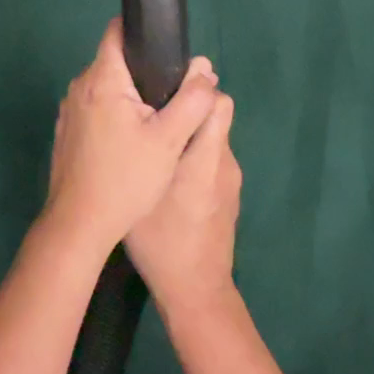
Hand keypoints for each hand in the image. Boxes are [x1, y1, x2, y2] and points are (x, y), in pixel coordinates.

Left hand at [44, 20, 220, 255]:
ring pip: (106, 89)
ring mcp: (68, 110)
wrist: (79, 223)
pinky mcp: (65, 132)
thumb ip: (192, 101)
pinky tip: (130, 144)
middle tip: (174, 97)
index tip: (168, 50)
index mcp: (102, 78)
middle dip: (145, 72)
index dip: (143, 32)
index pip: (118, 31)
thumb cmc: (126, 178)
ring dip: (131, 97)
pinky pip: (94, 110)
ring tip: (156, 124)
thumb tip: (205, 73)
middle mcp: (79, 86)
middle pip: (116, 62)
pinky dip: (114, 117)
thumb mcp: (169, 140)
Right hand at [125, 89, 240, 316]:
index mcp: (205, 158)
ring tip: (157, 140)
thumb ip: (150, 152)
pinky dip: (195, 153)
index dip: (197, 87)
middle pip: (216, 115)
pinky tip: (168, 169)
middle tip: (156, 111)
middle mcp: (224, 162)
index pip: (217, 102)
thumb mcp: (144, 193)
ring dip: (190, 131)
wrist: (195, 289)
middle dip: (191, 106)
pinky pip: (212, 157)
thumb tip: (143, 117)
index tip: (168, 83)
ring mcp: (230, 180)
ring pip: (213, 136)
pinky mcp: (228, 194)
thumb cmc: (162, 241)